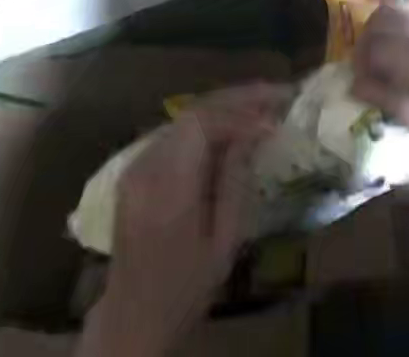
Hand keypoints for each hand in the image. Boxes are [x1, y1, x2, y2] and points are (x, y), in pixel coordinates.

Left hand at [83, 84, 288, 356]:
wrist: (132, 315)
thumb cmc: (186, 286)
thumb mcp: (223, 241)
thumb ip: (236, 181)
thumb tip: (255, 131)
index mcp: (167, 186)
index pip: (203, 124)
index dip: (241, 112)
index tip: (275, 117)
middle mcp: (146, 165)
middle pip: (193, 111)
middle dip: (237, 98)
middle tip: (276, 94)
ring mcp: (136, 164)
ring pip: (185, 116)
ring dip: (224, 106)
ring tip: (261, 103)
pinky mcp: (136, 168)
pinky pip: (176, 131)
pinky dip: (207, 121)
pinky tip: (232, 124)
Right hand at [350, 0, 408, 177]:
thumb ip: (396, 105)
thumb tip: (356, 86)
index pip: (374, 47)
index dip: (358, 67)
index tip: (357, 88)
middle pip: (383, 15)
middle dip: (367, 40)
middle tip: (368, 71)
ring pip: (402, 5)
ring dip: (385, 26)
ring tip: (388, 61)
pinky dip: (407, 22)